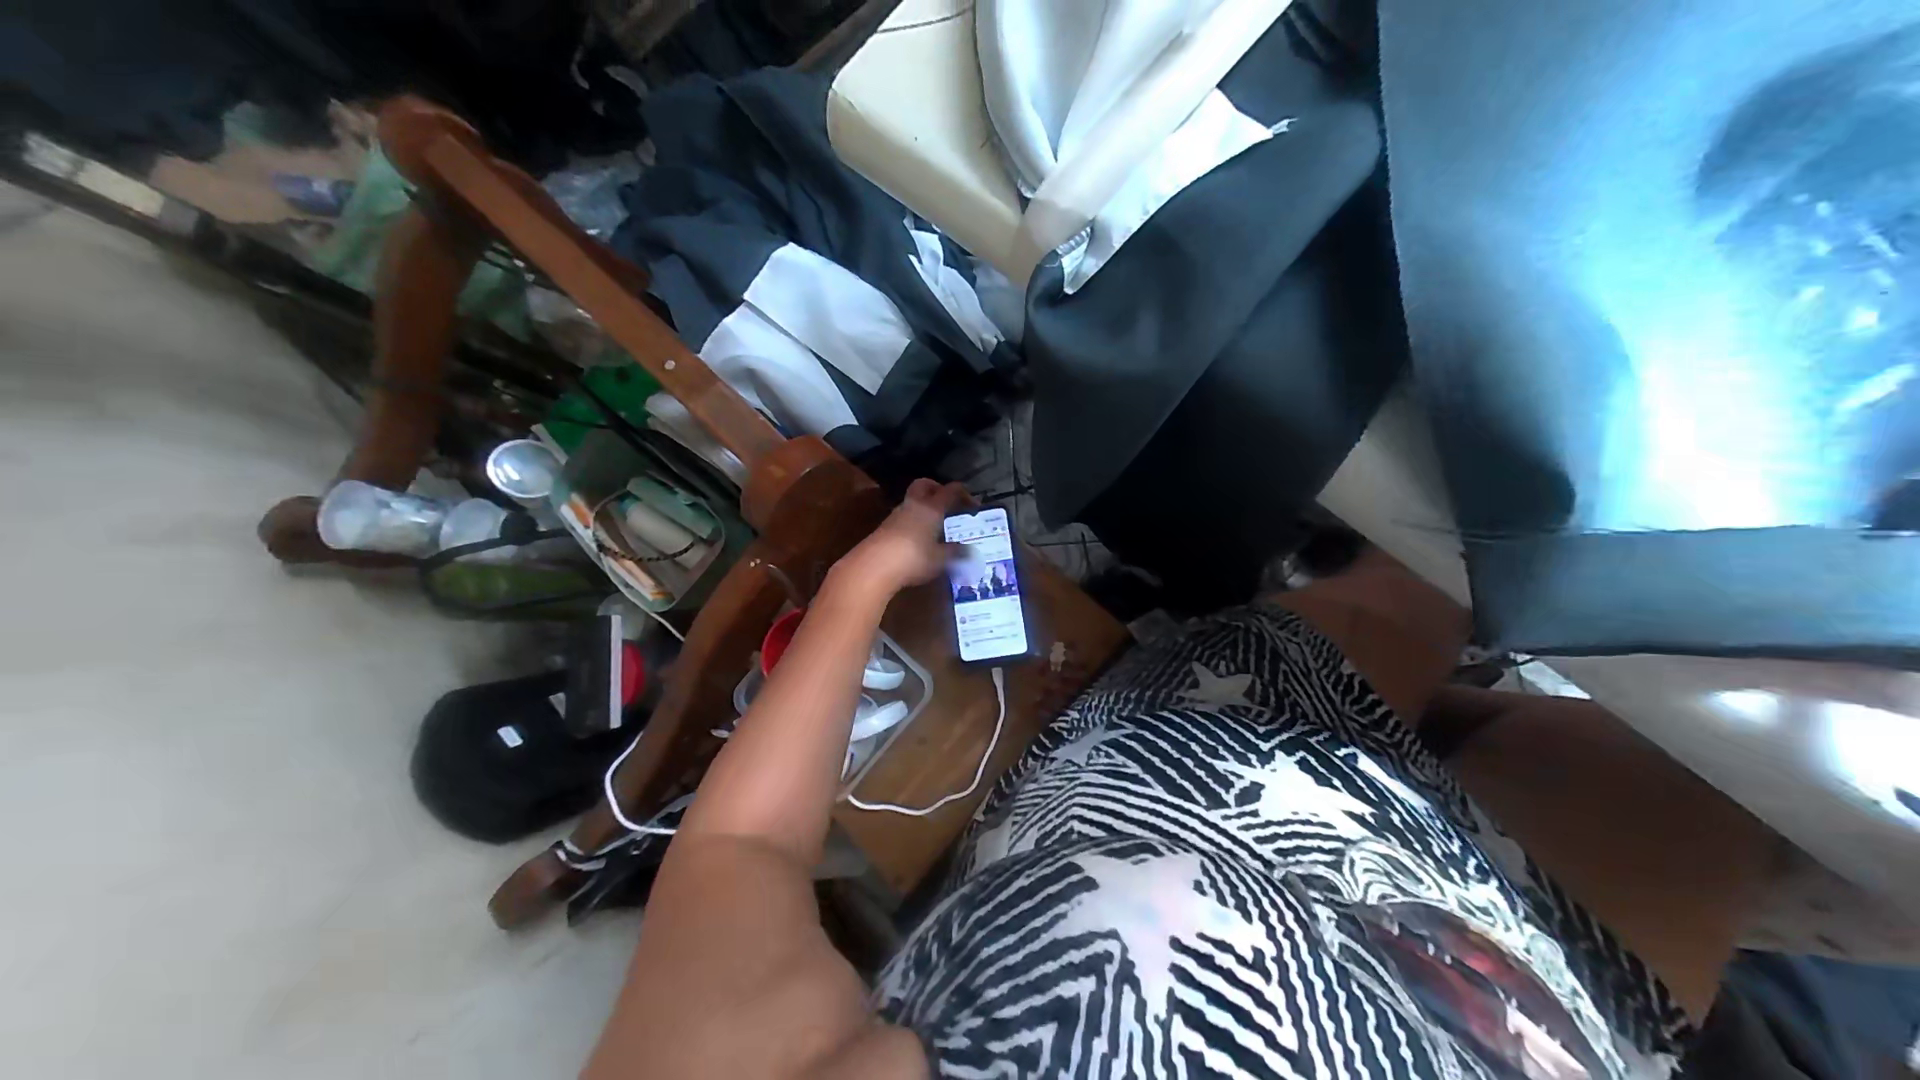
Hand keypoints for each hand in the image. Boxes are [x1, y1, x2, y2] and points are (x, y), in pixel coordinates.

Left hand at [836, 479, 970, 594]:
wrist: (873, 566)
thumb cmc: (914, 558)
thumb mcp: (941, 559)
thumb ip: (955, 552)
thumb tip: (969, 551)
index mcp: (931, 507)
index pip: (950, 491)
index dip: (964, 494)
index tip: (973, 506)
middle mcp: (913, 505)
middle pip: (925, 485)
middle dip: (937, 489)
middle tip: (948, 502)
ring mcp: (895, 515)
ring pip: (912, 501)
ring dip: (924, 507)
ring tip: (935, 525)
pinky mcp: (884, 528)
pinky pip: (903, 517)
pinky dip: (913, 521)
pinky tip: (919, 538)